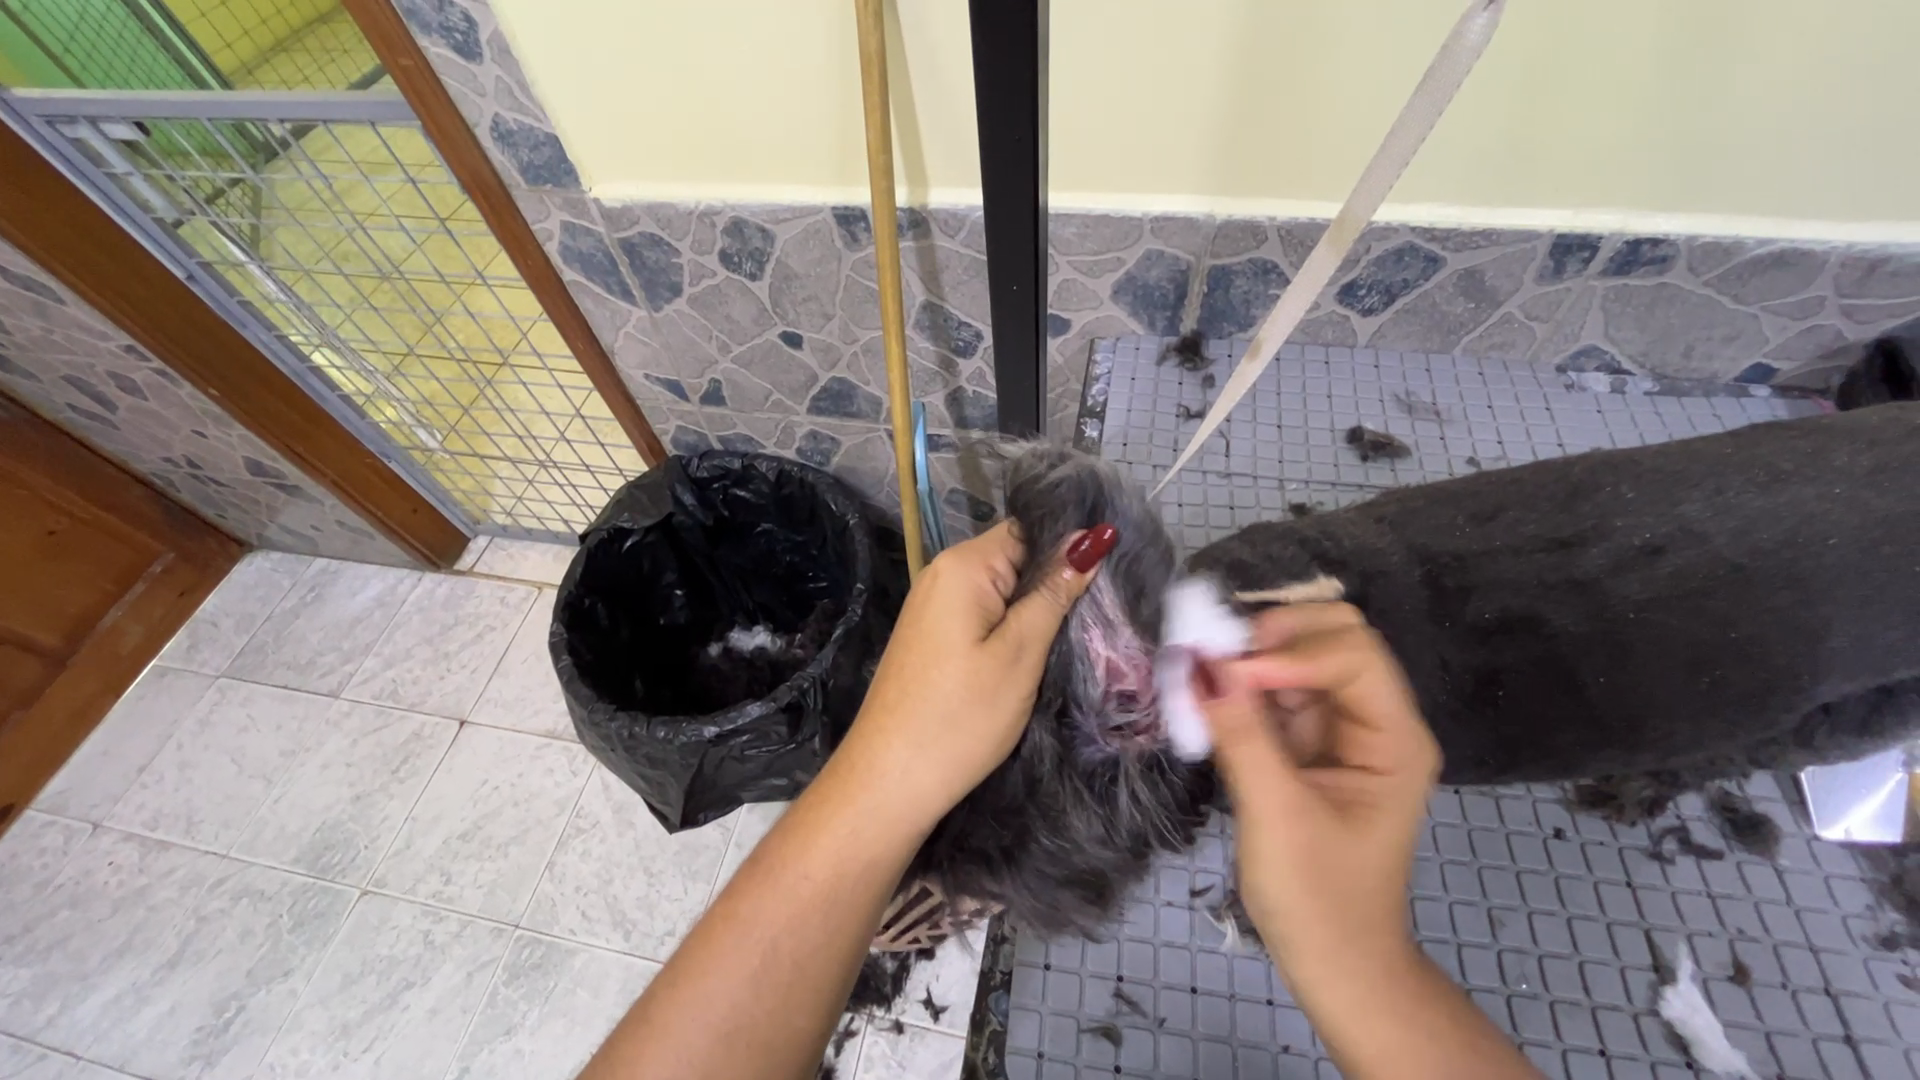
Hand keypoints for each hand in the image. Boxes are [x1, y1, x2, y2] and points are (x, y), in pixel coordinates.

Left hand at [839, 520, 1115, 826]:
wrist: (890, 780)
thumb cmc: (961, 716)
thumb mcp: (1020, 653)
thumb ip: (1055, 592)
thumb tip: (1090, 538)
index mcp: (963, 565)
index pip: (1028, 530)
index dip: (1068, 548)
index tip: (1110, 575)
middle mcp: (941, 573)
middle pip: (1012, 558)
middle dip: (1052, 582)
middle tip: (1097, 616)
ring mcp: (931, 606)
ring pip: (998, 590)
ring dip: (1031, 610)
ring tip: (1070, 638)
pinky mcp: (930, 637)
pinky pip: (979, 615)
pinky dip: (1006, 629)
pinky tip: (1027, 657)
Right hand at [1197, 603, 1439, 978]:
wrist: (1331, 961)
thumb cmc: (1318, 899)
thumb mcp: (1276, 816)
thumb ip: (1242, 735)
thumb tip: (1201, 664)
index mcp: (1392, 738)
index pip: (1352, 654)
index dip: (1291, 654)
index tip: (1230, 678)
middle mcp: (1370, 719)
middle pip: (1334, 634)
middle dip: (1274, 635)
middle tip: (1221, 662)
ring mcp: (1334, 727)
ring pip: (1295, 654)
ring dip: (1248, 656)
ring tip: (1202, 677)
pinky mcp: (1300, 740)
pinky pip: (1269, 688)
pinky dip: (1236, 683)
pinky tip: (1206, 697)